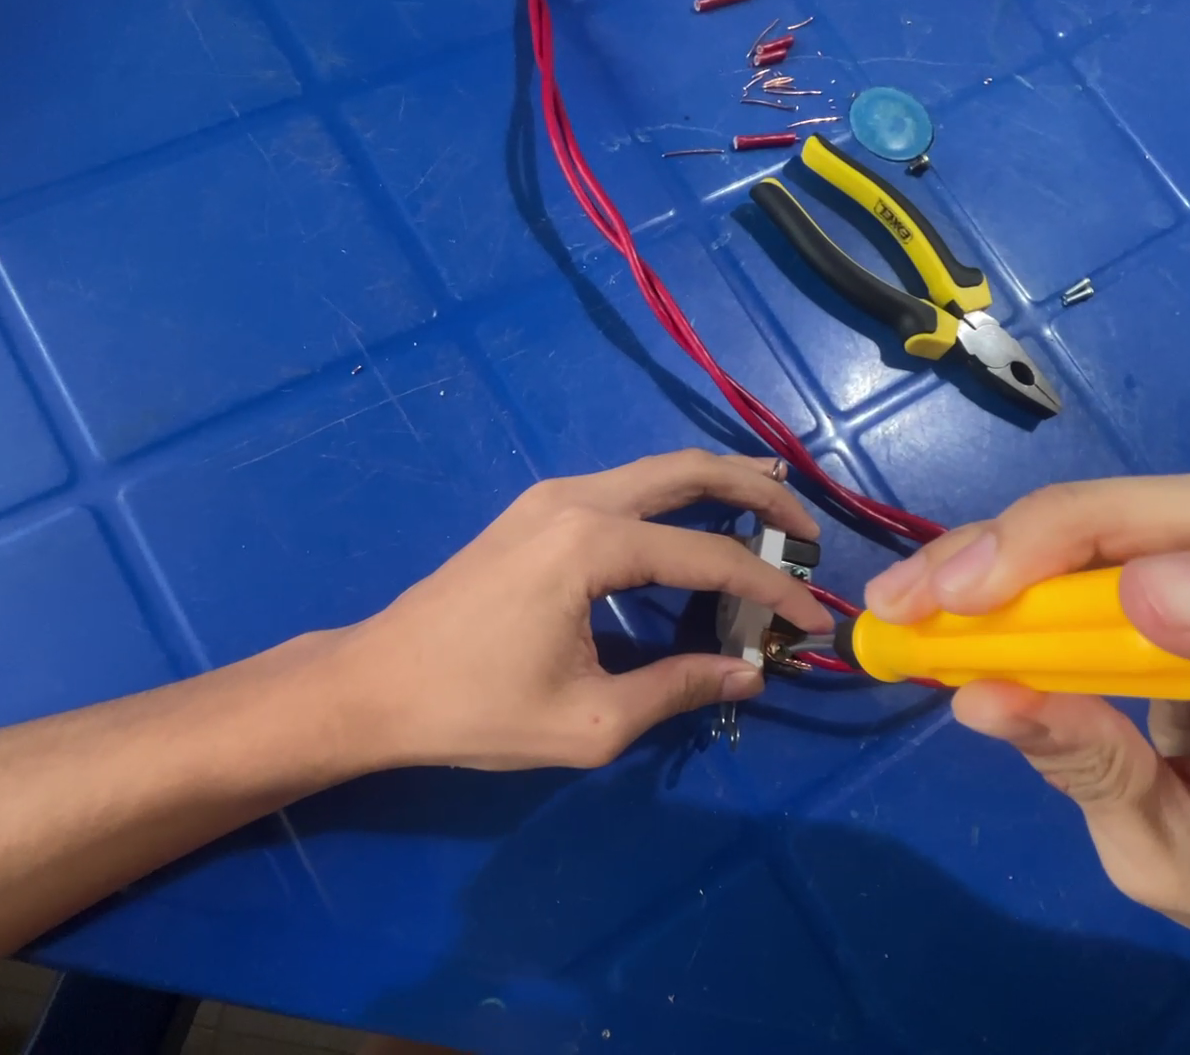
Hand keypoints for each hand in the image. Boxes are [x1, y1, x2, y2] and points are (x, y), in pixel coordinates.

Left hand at [308, 450, 830, 774]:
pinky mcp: (537, 509)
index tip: (815, 618)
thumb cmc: (474, 709)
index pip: (710, 556)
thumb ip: (678, 688)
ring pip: (657, 469)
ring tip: (773, 510)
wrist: (375, 683)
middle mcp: (576, 498)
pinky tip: (697, 520)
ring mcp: (552, 495)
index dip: (772, 588)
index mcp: (590, 544)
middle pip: (689, 471)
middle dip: (759, 491)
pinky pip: (627, 487)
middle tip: (807, 527)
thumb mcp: (588, 721)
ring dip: (719, 483)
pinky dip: (677, 497)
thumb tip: (751, 672)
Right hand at [864, 469, 1189, 982]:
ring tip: (908, 596)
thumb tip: (985, 698)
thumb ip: (1109, 788)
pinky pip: (1105, 528)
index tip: (1142, 606)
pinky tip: (941, 584)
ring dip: (1016, 538)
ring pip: (1152, 505)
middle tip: (951, 593)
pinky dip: (1012, 551)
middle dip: (1076, 537)